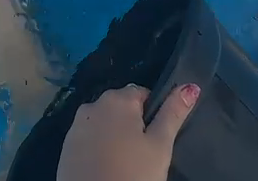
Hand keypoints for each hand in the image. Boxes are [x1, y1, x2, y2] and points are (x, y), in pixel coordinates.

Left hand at [57, 83, 199, 180]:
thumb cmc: (133, 173)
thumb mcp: (160, 146)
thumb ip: (173, 113)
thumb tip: (191, 86)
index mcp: (118, 98)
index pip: (142, 94)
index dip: (152, 116)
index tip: (155, 140)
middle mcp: (93, 102)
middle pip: (121, 107)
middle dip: (132, 125)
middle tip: (142, 156)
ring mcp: (76, 124)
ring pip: (104, 123)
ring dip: (114, 136)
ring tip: (124, 164)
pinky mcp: (66, 144)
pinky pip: (88, 138)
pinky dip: (98, 147)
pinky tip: (106, 168)